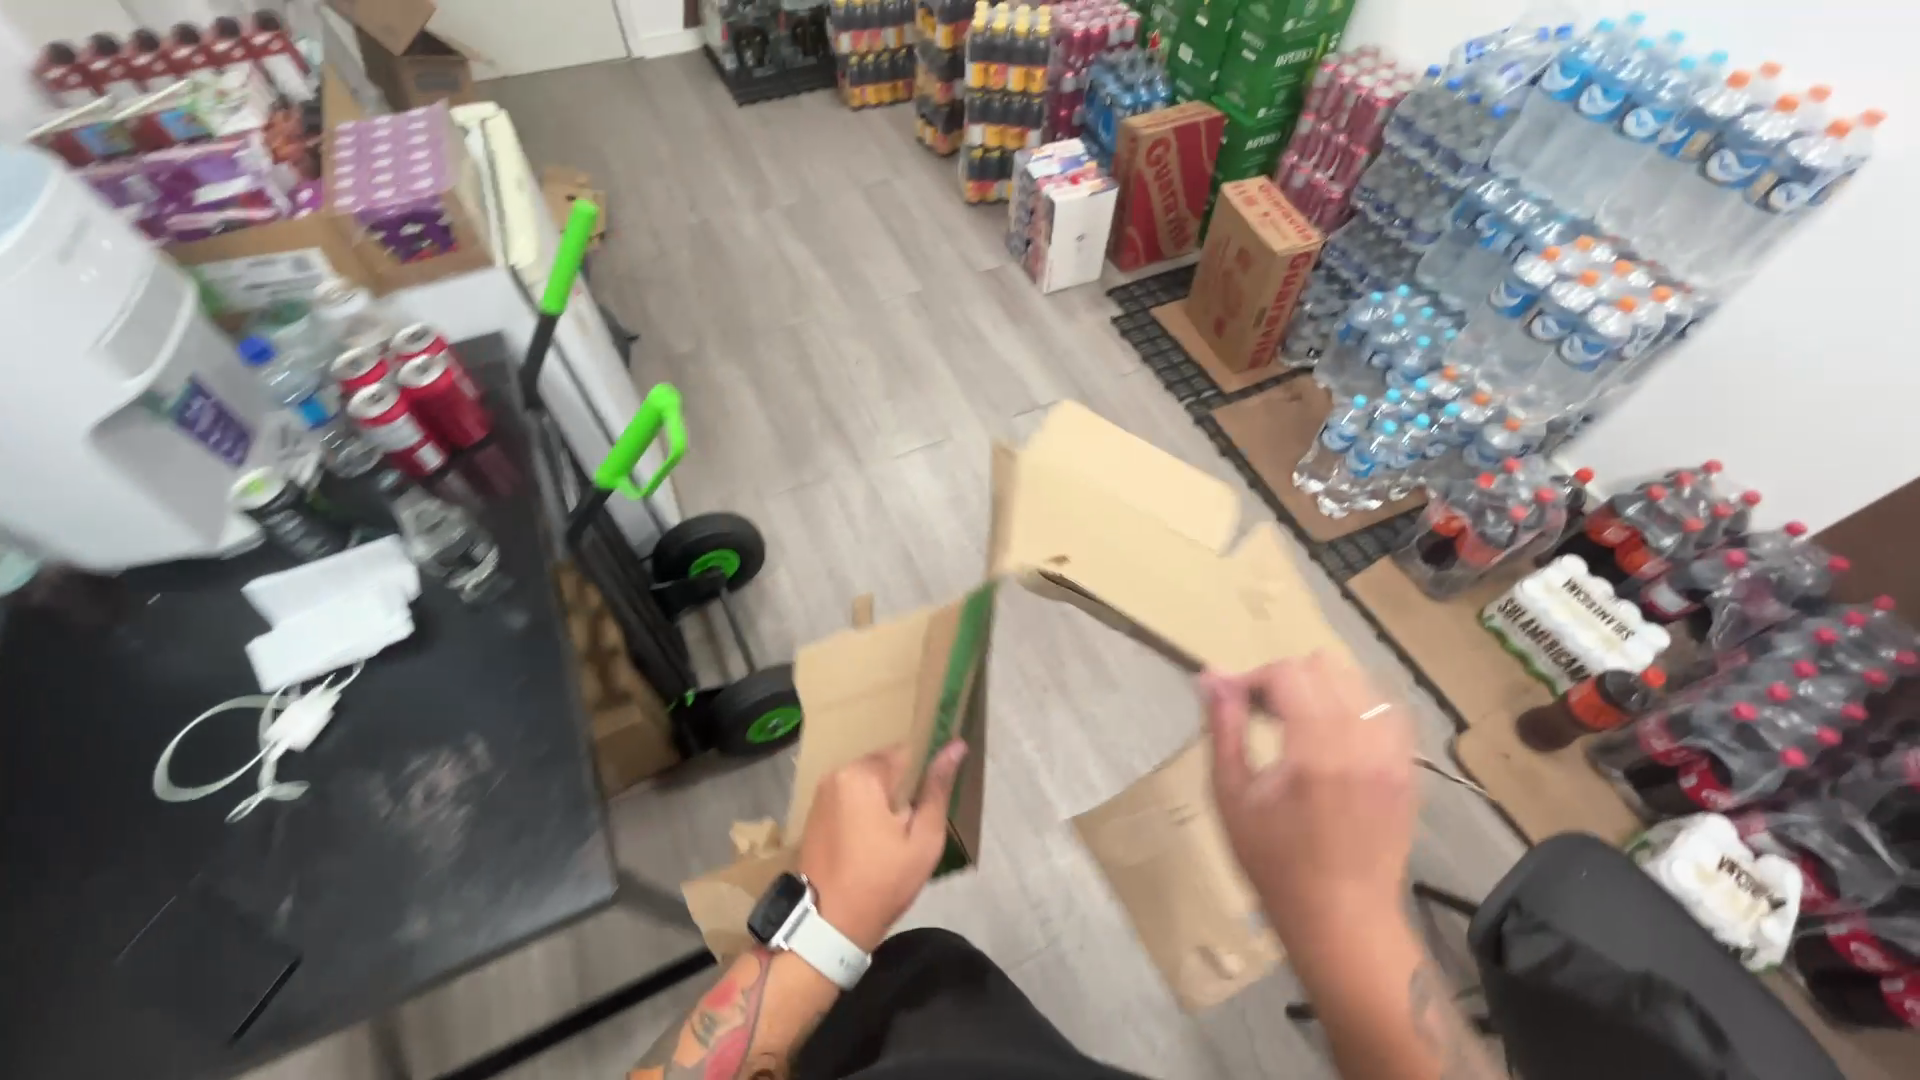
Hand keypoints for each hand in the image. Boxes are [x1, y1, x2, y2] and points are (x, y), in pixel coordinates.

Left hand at [795, 739, 967, 951]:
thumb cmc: (882, 882)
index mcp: (862, 775)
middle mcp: (837, 774)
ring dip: (883, 800)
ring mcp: (821, 794)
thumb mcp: (923, 838)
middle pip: (885, 767)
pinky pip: (849, 798)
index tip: (932, 799)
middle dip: (903, 788)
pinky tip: (872, 841)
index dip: (925, 773)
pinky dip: (864, 811)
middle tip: (914, 826)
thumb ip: (937, 788)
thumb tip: (956, 746)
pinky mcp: (813, 813)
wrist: (827, 926)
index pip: (906, 752)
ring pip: (867, 783)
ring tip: (895, 836)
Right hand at [1202, 651, 1416, 945]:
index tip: (1232, 702)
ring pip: (1358, 681)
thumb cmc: (1274, 862)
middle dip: (1284, 679)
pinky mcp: (1408, 768)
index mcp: (1316, 752)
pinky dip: (1356, 705)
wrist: (1343, 918)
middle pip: (1323, 667)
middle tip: (1261, 712)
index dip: (1252, 678)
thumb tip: (1210, 676)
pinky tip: (1334, 730)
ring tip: (1296, 720)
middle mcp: (1363, 744)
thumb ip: (1223, 728)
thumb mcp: (1231, 795)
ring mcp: (1394, 755)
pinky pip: (1386, 709)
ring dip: (1320, 687)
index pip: (1287, 674)